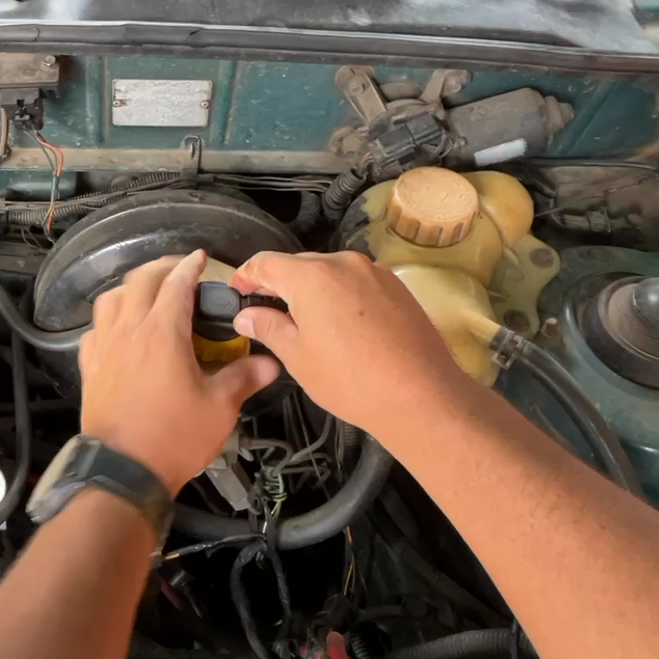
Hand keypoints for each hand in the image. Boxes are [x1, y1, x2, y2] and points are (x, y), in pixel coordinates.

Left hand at [79, 250, 281, 493]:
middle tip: (179, 269)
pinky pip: (95, 328)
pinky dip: (108, 319)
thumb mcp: (219, 408)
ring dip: (131, 287)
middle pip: (140, 282)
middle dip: (161, 268)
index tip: (201, 257)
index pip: (176, 284)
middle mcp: (129, 330)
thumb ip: (244, 378)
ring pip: (111, 299)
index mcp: (163, 332)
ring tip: (147, 291)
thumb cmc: (173, 437)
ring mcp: (104, 346)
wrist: (122, 470)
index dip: (190, 266)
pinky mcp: (90, 366)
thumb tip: (271, 363)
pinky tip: (118, 328)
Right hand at [229, 251, 468, 437]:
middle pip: (298, 264)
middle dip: (278, 283)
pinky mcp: (396, 286)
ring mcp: (374, 272)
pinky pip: (356, 282)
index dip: (245, 276)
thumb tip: (246, 316)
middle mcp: (342, 263)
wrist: (422, 396)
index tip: (236, 293)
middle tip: (265, 310)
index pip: (265, 262)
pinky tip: (340, 324)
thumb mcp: (297, 357)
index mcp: (311, 276)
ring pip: (329, 272)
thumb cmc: (350, 380)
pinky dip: (340, 294)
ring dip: (311, 289)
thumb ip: (268, 328)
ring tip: (304, 320)